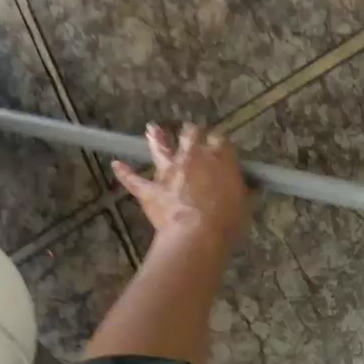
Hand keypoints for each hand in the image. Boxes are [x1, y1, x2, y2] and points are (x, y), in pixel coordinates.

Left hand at [113, 124, 250, 250]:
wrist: (198, 234)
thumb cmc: (228, 220)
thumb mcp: (244, 202)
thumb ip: (241, 189)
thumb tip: (248, 186)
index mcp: (219, 158)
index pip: (219, 141)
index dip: (218, 142)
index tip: (218, 145)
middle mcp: (192, 157)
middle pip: (190, 136)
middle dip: (190, 132)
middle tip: (190, 130)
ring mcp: (169, 172)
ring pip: (160, 149)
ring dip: (156, 138)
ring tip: (152, 129)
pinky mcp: (151, 190)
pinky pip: (134, 180)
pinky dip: (124, 173)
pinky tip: (116, 165)